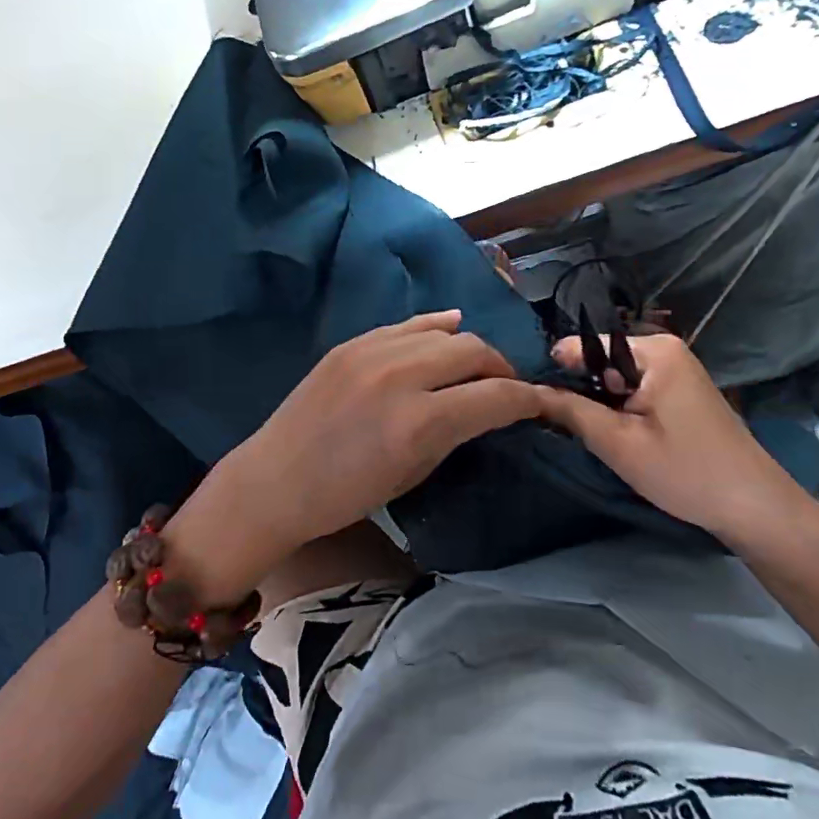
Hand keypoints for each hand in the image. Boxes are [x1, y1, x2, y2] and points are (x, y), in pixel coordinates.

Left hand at [217, 310, 544, 550]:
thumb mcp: (415, 472)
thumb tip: (490, 405)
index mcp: (420, 422)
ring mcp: (373, 352)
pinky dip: (435, 328)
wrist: (276, 480)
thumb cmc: (348, 494)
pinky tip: (447, 331)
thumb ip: (457, 432)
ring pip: (446, 330)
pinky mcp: (352, 342)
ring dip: (470, 348)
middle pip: (476, 351)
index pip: (496, 396)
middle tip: (504, 388)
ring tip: (473, 368)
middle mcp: (401, 375)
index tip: (541, 403)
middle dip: (501, 369)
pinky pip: (409, 323)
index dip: (529, 399)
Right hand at [535, 333, 804, 531]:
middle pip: (599, 361)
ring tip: (583, 432)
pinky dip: (617, 409)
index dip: (555, 372)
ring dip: (597, 403)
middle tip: (559, 425)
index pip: (583, 346)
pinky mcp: (679, 392)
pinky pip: (633, 389)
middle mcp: (665, 349)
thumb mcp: (618, 443)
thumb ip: (570, 410)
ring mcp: (675, 370)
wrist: (753, 506)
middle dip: (578, 389)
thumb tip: (527, 390)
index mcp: (654, 350)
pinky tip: (613, 435)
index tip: (533, 402)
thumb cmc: (685, 471)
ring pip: (614, 378)